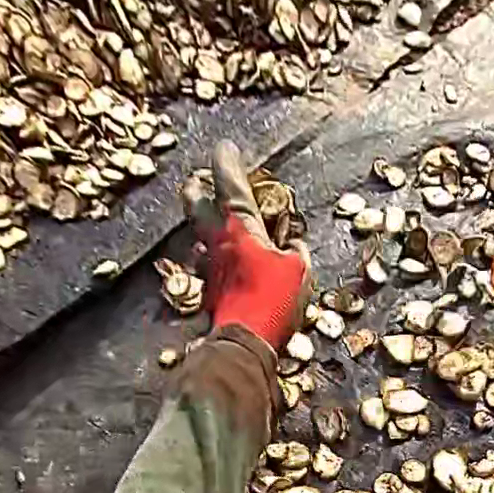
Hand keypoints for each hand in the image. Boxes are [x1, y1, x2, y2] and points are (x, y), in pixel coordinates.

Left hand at [180, 141, 312, 351]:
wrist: (244, 344)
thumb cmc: (272, 301)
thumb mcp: (297, 270)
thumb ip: (294, 250)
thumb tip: (290, 244)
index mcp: (240, 227)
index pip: (231, 185)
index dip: (227, 163)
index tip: (224, 148)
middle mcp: (218, 242)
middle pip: (196, 206)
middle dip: (196, 191)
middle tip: (199, 185)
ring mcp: (209, 267)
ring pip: (202, 238)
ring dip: (208, 230)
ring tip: (219, 229)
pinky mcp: (208, 292)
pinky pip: (212, 268)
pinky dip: (219, 262)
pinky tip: (228, 269)